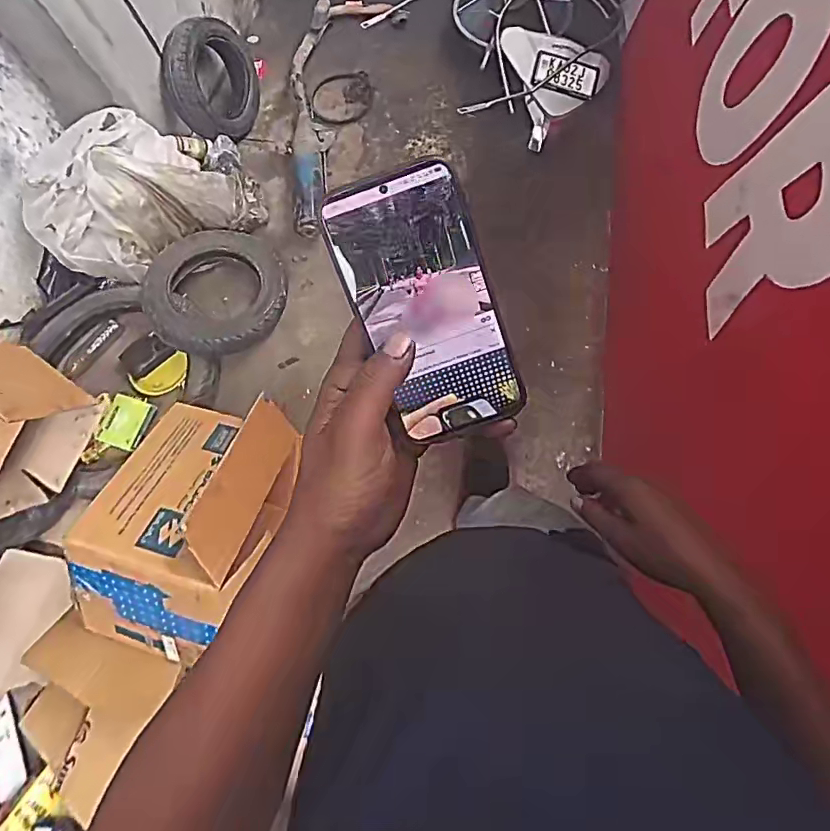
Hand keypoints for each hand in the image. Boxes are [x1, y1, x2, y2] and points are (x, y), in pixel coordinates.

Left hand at [286, 323, 512, 561]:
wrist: (344, 539)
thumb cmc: (337, 485)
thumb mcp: (355, 427)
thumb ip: (377, 383)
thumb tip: (402, 339)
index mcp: (347, 384)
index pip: (365, 335)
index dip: (388, 311)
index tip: (420, 291)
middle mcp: (369, 394)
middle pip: (403, 357)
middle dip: (432, 341)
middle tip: (468, 322)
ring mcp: (392, 418)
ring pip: (426, 387)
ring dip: (454, 378)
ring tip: (489, 365)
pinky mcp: (411, 440)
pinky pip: (440, 421)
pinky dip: (464, 418)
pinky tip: (492, 419)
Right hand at [568, 463, 743, 598]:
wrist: (703, 567)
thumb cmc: (658, 553)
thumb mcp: (620, 538)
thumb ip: (596, 516)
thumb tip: (577, 500)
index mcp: (629, 487)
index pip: (598, 471)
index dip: (581, 473)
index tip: (569, 479)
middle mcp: (643, 483)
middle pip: (612, 473)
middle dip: (593, 477)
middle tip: (578, 487)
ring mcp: (658, 493)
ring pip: (625, 482)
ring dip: (607, 487)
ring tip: (595, 500)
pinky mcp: (668, 504)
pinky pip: (637, 491)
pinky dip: (621, 495)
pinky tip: (620, 511)